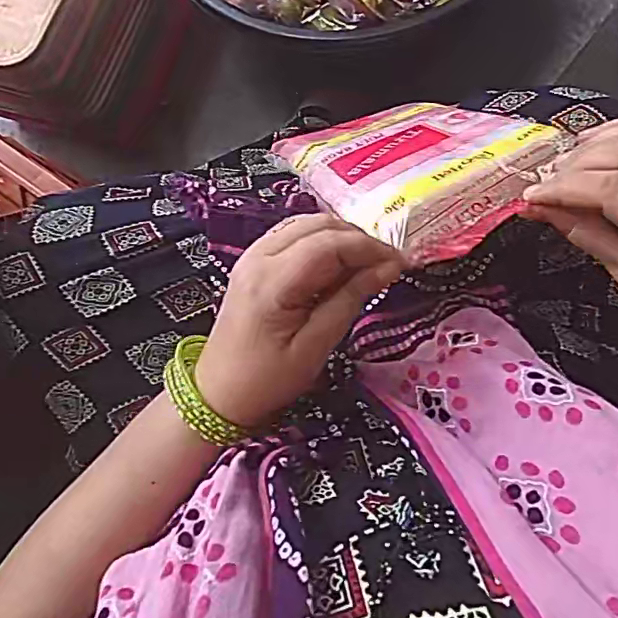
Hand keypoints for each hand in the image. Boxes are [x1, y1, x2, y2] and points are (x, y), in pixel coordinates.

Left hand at [195, 214, 405, 426]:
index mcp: (272, 281)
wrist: (217, 393)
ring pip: (306, 225)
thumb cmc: (266, 379)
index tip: (399, 263)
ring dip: (340, 238)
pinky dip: (321, 242)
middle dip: (358, 239)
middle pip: (318, 226)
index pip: (329, 244)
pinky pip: (293, 236)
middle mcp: (258, 257)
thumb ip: (349, 301)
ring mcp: (251, 255)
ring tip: (365, 266)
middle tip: (386, 265)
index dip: (369, 248)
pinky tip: (337, 266)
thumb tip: (387, 269)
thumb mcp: (315, 347)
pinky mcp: (252, 261)